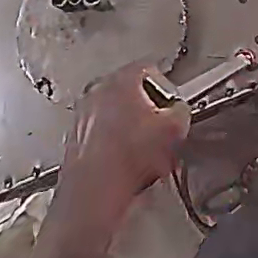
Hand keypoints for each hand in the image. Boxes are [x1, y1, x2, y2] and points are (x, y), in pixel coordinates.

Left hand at [56, 63, 191, 230]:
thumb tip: (179, 111)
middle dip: (147, 107)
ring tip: (145, 148)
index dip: (166, 86)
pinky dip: (114, 142)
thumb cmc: (129, 156)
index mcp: (121, 80)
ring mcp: (83, 115)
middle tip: (161, 125)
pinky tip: (127, 161)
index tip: (172, 103)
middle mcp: (97, 92)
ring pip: (115, 112)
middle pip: (130, 91)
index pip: (148, 68)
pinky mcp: (75, 138)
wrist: (95, 189)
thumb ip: (181, 111)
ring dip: (130, 125)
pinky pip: (102, 133)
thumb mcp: (174, 129)